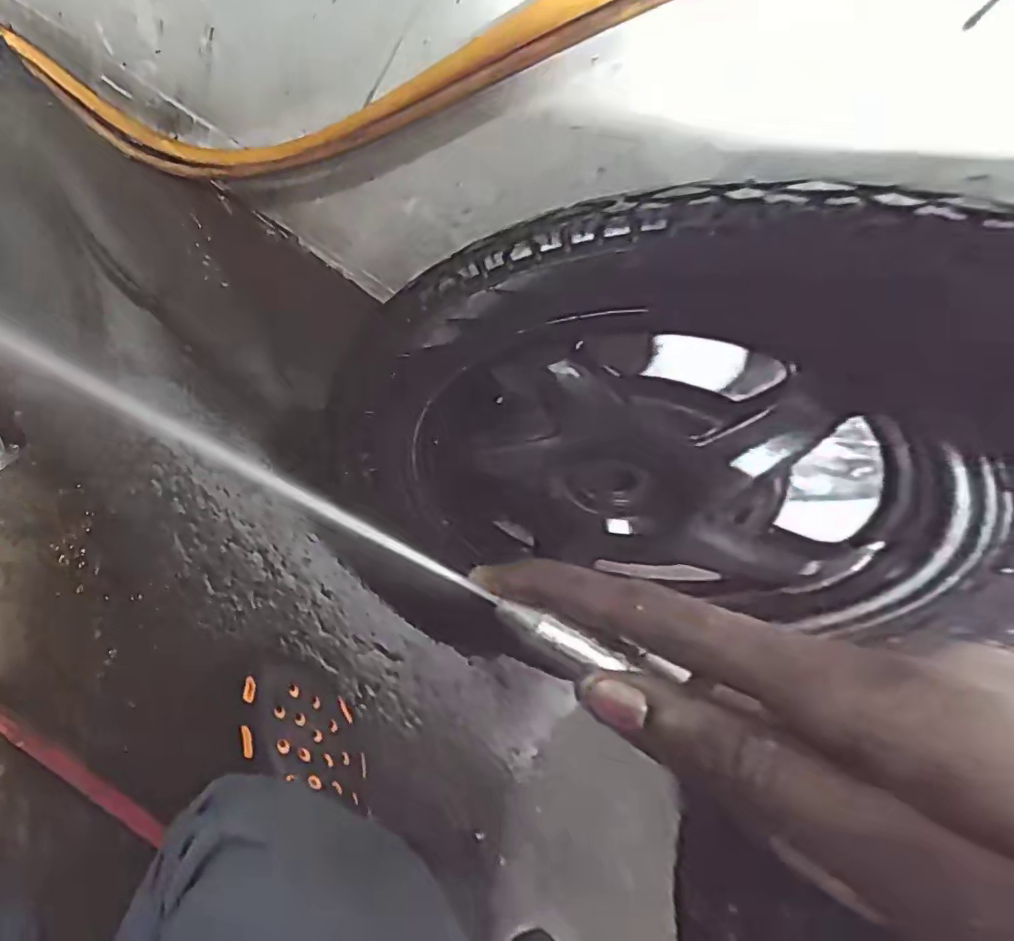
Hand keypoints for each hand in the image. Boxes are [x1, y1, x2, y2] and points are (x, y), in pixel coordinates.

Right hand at [475, 559, 1013, 939]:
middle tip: (711, 779)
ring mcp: (953, 669)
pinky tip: (892, 812)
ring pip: (797, 686)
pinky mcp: (979, 690)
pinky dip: (824, 739)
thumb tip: (615, 693)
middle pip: (730, 654)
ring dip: (768, 735)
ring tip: (850, 841)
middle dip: (681, 695)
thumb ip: (751, 773)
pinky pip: (854, 699)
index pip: (664, 618)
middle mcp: (903, 656)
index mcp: (865, 694)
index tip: (494, 578)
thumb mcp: (914, 880)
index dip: (566, 594)